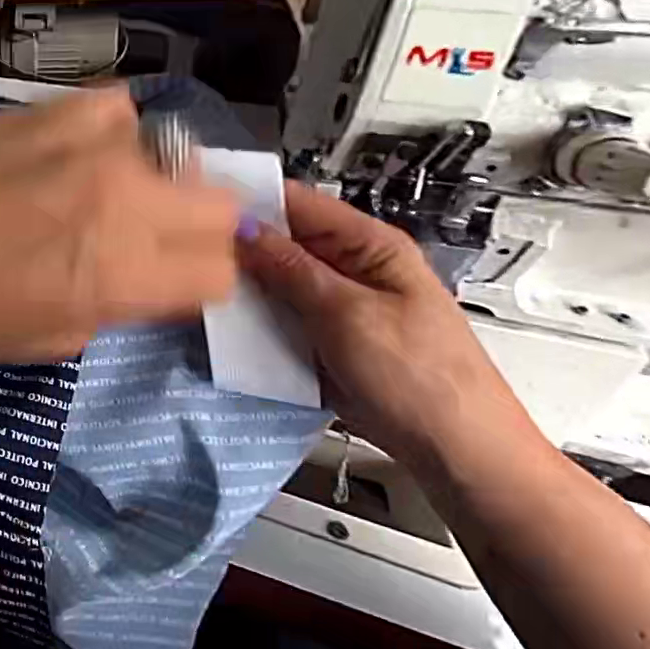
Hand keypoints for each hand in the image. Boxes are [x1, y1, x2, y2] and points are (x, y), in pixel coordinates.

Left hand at [0, 88, 240, 362]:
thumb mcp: (48, 339)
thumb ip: (117, 307)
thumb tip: (149, 282)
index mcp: (122, 275)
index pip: (220, 271)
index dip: (203, 282)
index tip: (178, 284)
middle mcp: (128, 203)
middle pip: (221, 207)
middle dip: (201, 232)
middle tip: (159, 244)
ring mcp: (98, 146)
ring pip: (181, 157)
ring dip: (160, 184)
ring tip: (113, 198)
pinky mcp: (62, 108)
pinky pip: (123, 113)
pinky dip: (116, 138)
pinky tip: (82, 154)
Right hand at [237, 182, 540, 459]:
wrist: (450, 447)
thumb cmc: (420, 376)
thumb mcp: (349, 314)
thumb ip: (292, 270)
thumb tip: (248, 232)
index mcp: (369, 246)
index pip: (301, 204)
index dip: (255, 201)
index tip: (208, 208)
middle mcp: (351, 271)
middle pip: (285, 246)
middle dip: (244, 251)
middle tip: (198, 259)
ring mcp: (336, 309)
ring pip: (278, 287)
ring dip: (249, 292)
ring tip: (209, 294)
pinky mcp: (325, 343)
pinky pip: (283, 324)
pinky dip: (259, 326)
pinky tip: (232, 331)